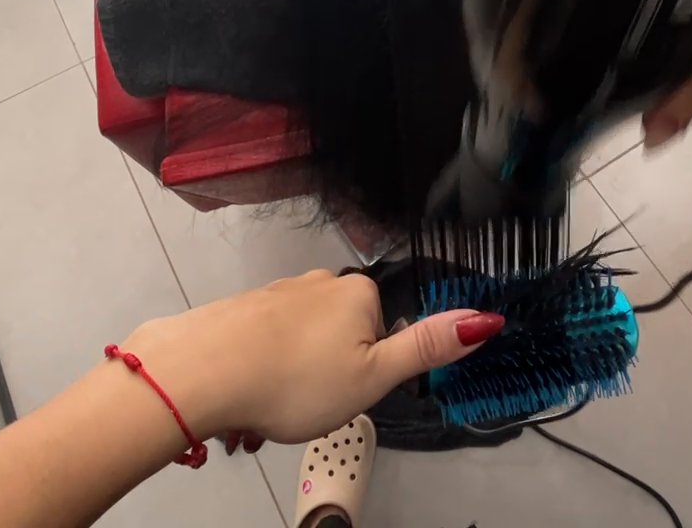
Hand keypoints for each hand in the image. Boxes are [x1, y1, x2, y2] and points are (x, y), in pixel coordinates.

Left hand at [116, 270, 501, 443]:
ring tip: (274, 409)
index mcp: (357, 292)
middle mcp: (320, 282)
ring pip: (304, 342)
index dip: (367, 368)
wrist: (205, 370)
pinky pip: (271, 342)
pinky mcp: (247, 306)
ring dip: (296, 377)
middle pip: (343, 335)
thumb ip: (427, 347)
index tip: (344, 390)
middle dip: (331, 372)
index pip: (382, 330)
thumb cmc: (297, 379)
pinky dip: (267, 368)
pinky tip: (250, 394)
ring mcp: (279, 291)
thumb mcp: (373, 376)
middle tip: (310, 404)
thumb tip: (485, 318)